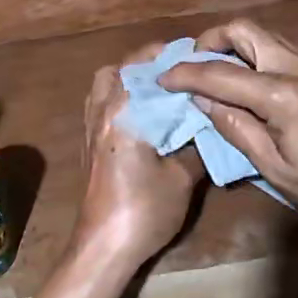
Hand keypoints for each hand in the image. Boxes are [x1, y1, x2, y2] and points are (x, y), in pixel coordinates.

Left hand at [75, 44, 204, 271]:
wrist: (104, 243)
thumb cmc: (144, 209)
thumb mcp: (182, 177)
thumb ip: (196, 144)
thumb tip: (208, 123)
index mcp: (121, 113)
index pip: (141, 68)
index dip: (165, 56)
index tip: (191, 54)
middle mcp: (100, 113)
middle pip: (115, 71)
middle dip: (143, 65)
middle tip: (175, 72)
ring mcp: (89, 128)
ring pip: (103, 87)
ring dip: (127, 81)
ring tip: (160, 90)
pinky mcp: (88, 144)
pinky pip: (99, 105)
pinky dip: (118, 98)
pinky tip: (144, 115)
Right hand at [157, 20, 297, 223]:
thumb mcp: (274, 167)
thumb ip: (233, 126)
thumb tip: (201, 100)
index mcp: (281, 94)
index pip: (219, 73)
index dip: (184, 74)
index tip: (160, 79)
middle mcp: (297, 68)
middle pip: (244, 30)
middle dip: (209, 40)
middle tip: (192, 66)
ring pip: (262, 35)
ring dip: (231, 45)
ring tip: (213, 73)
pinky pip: (278, 49)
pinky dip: (251, 55)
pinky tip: (245, 83)